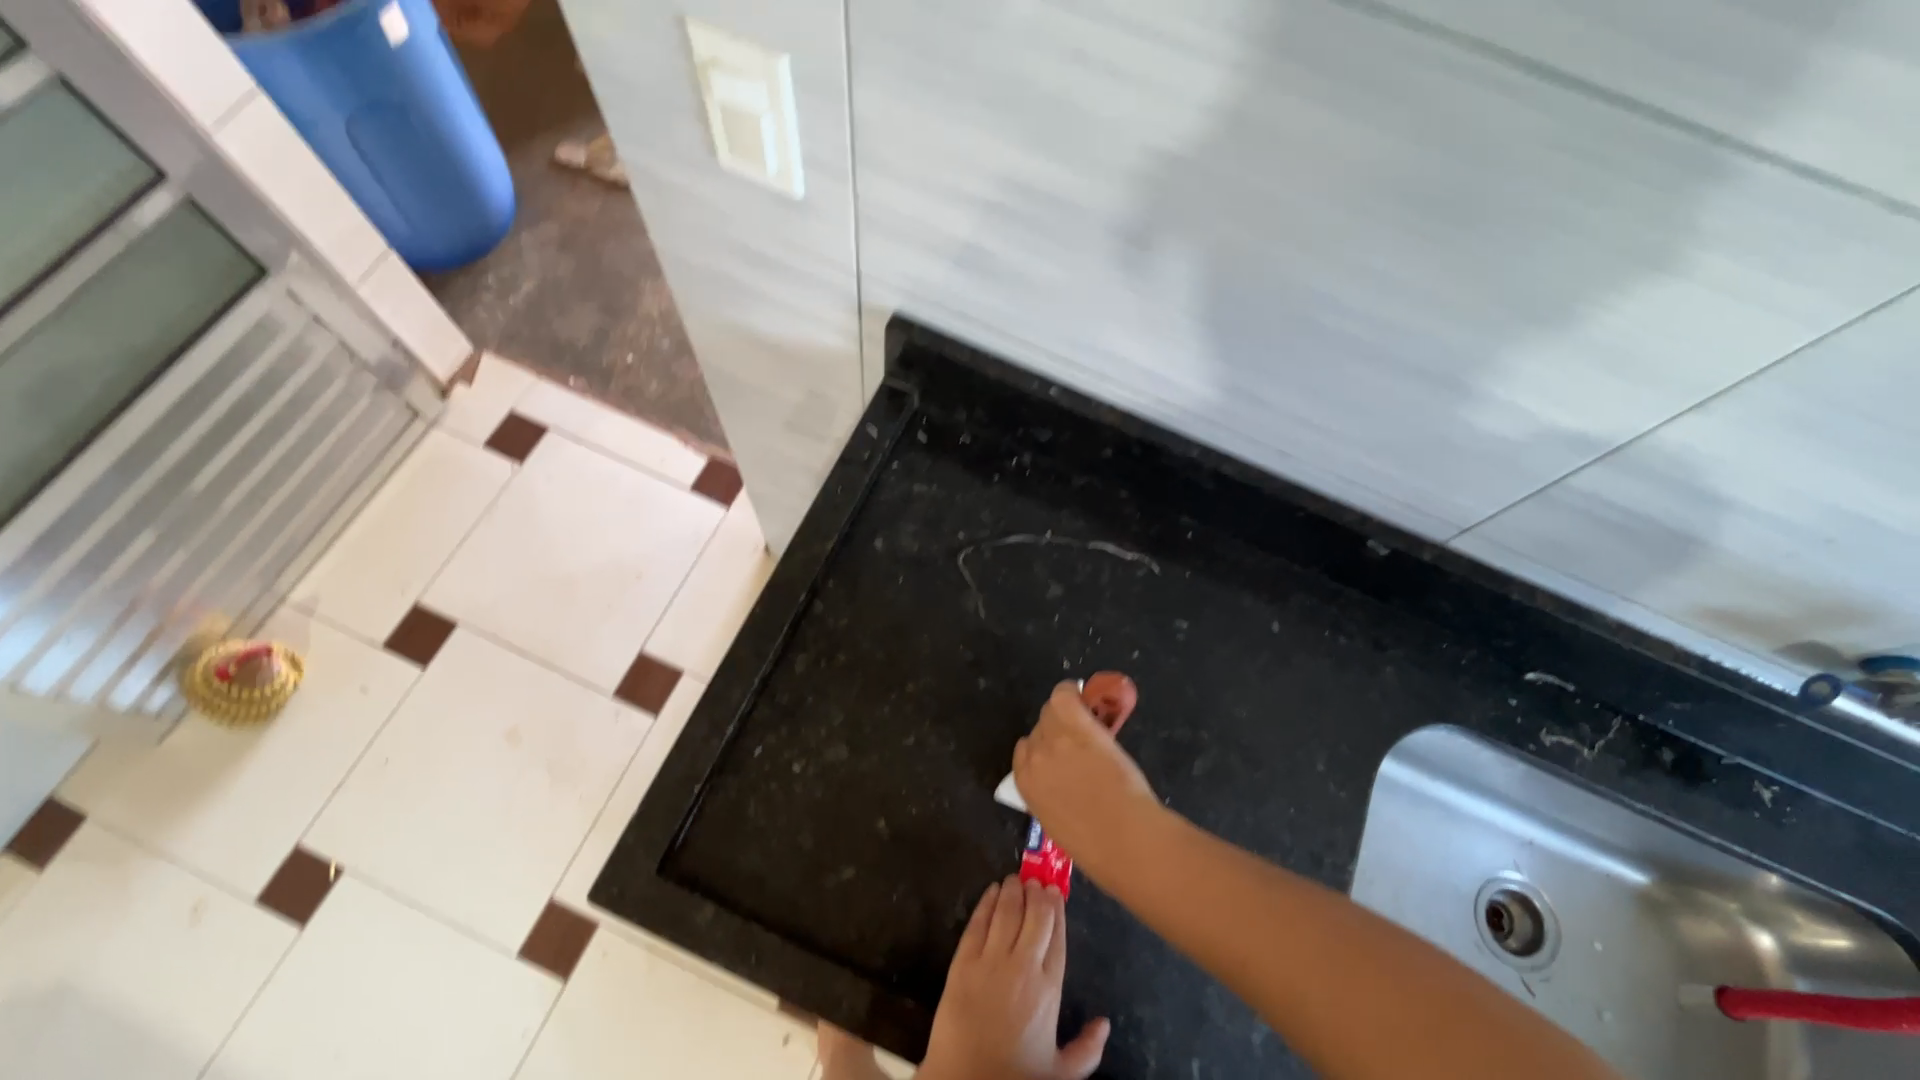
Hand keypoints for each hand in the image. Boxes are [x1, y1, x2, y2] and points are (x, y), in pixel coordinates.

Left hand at [922, 876, 1109, 1079]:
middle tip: (1037, 879)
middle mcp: (1022, 967)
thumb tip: (1105, 1023)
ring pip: (1006, 913)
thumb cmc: (1015, 1075)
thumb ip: (1088, 1049)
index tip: (1056, 893)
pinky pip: (977, 925)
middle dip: (1037, 894)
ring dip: (1012, 892)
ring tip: (1016, 878)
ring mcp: (990, 962)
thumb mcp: (1062, 1071)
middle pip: (1034, 917)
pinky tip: (991, 891)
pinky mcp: (962, 964)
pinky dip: (985, 903)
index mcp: (1049, 988)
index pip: (1057, 937)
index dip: (1057, 911)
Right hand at [1013, 681, 1160, 867]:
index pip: (1023, 751)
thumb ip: (1052, 797)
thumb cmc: (1098, 844)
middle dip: (1056, 733)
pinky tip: (1084, 693)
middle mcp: (1034, 758)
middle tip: (1080, 743)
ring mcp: (1055, 740)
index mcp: (1025, 786)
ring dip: (1066, 714)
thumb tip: (1063, 784)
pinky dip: (1072, 691)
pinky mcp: (1077, 726)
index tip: (1061, 755)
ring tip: (1087, 722)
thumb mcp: (1059, 824)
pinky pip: (1063, 694)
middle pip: (1039, 728)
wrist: (1124, 837)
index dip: (1044, 750)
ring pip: (1051, 710)